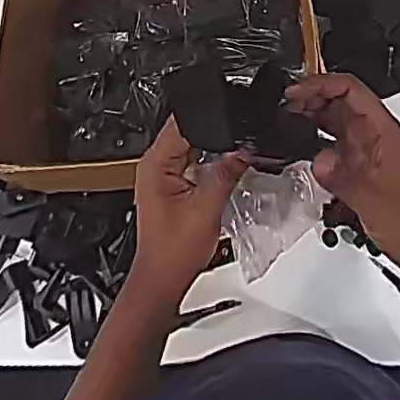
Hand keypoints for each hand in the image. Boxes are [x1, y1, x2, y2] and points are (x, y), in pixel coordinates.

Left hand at [129, 119, 246, 305]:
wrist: (164, 281)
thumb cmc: (172, 253)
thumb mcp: (207, 207)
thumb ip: (227, 172)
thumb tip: (245, 149)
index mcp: (155, 164)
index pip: (182, 122)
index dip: (208, 118)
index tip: (230, 122)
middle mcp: (154, 165)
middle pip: (188, 130)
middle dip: (213, 133)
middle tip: (233, 144)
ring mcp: (162, 173)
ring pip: (193, 143)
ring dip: (212, 148)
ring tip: (226, 161)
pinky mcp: (171, 182)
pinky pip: (194, 158)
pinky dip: (209, 161)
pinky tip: (220, 173)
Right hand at [285, 74, 399, 284]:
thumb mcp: (373, 200)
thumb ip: (343, 178)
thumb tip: (319, 161)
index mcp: (384, 129)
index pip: (352, 89)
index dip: (322, 84)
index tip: (299, 92)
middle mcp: (375, 133)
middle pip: (340, 98)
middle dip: (312, 95)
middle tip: (286, 102)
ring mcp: (367, 146)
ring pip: (336, 117)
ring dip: (312, 113)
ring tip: (287, 116)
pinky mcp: (359, 162)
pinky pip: (334, 140)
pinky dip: (316, 136)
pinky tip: (301, 141)